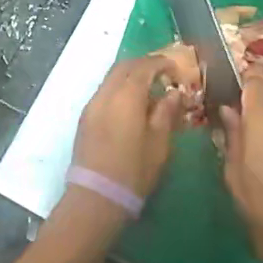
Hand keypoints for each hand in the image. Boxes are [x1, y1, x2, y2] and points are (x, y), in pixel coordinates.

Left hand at [71, 55, 186, 200]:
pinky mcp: (85, 119)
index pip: (145, 65)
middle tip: (163, 76)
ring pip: (112, 77)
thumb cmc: (133, 171)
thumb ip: (167, 112)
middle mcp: (106, 93)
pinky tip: (131, 106)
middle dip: (145, 65)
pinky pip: (105, 91)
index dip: (163, 63)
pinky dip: (120, 89)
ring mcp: (92, 105)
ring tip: (148, 91)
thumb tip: (174, 93)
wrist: (94, 199)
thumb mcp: (159, 143)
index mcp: (127, 95)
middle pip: (125, 66)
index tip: (177, 72)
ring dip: (131, 76)